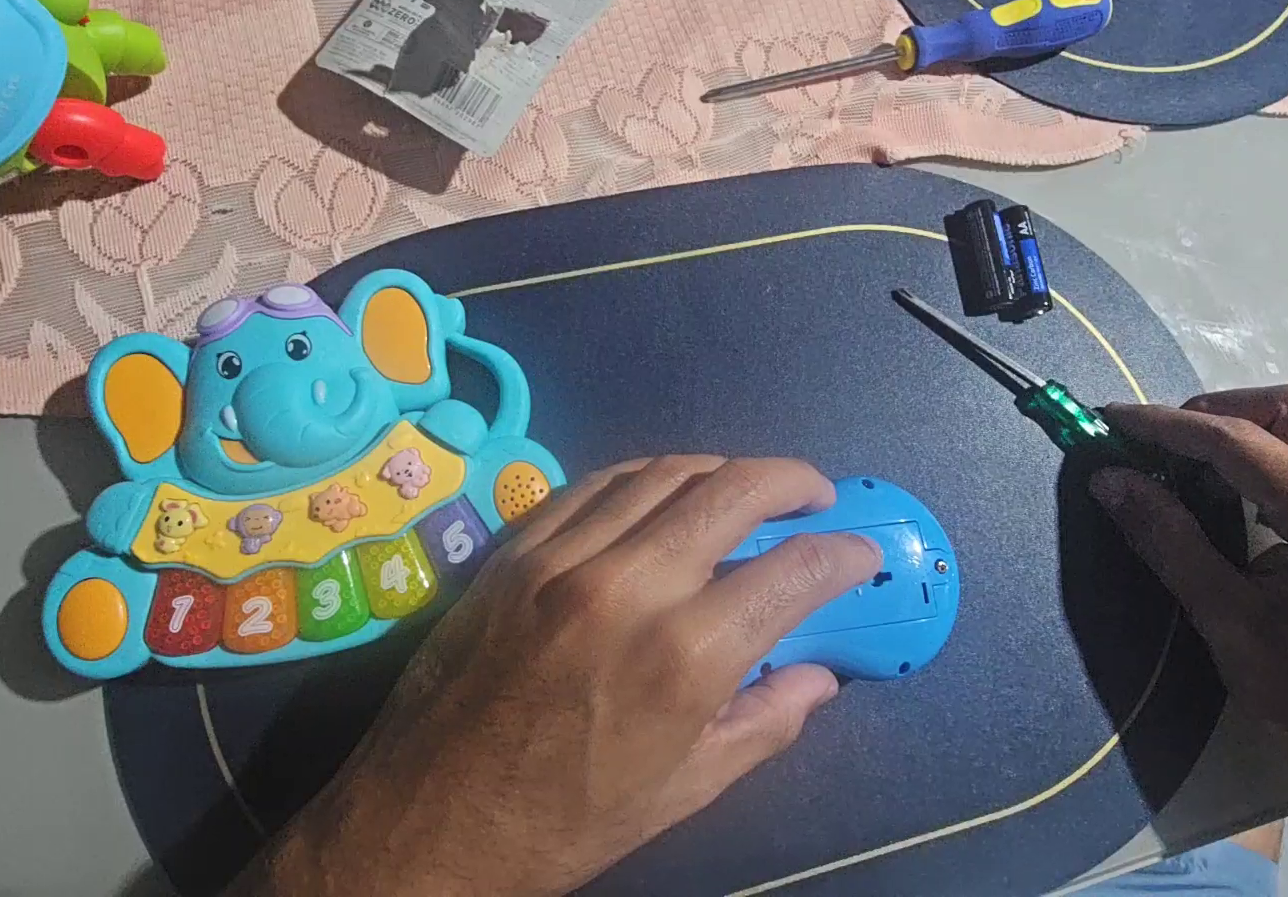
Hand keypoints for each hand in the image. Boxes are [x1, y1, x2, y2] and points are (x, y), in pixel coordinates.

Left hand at [235, 457, 881, 896]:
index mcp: (682, 658)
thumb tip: (821, 674)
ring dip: (722, 468)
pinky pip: (599, 481)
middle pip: (732, 491)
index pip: (792, 573)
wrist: (428, 818)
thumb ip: (766, 720)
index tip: (858, 551)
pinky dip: (650, 474)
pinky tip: (669, 487)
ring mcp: (565, 554)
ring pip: (666, 471)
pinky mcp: (520, 544)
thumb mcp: (684, 790)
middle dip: (791, 479)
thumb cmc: (567, 819)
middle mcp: (628, 585)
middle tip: (815, 492)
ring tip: (749, 485)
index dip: (841, 554)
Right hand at [1089, 386, 1287, 894]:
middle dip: (1223, 409)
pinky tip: (1255, 498)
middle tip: (1164, 440)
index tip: (1113, 418)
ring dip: (1260, 430)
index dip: (1168, 425)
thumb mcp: (1231, 625)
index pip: (1244, 443)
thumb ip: (1169, 539)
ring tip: (1200, 464)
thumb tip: (1110, 479)